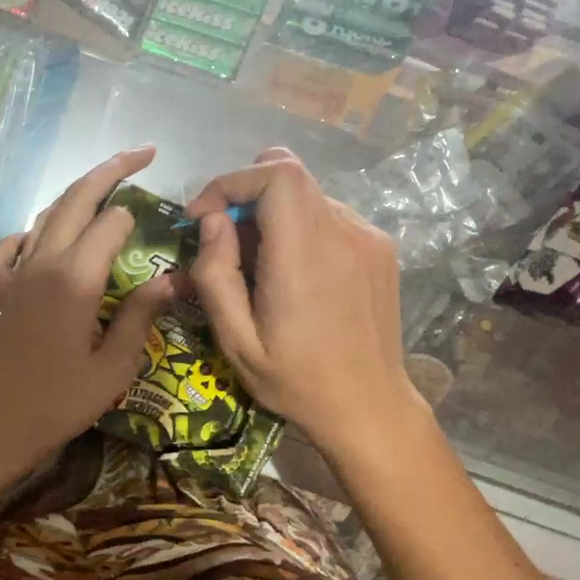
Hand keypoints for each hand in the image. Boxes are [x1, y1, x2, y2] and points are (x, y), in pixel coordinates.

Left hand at [0, 147, 176, 484]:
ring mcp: (16, 276)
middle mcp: (42, 264)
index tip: (164, 219)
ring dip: (74, 195)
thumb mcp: (115, 367)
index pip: (112, 222)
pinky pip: (8, 249)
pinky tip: (41, 238)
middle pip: (74, 200)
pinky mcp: (0, 294)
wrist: (0, 426)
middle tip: (143, 152)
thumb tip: (170, 278)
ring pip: (44, 217)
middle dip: (109, 171)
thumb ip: (141, 316)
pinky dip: (26, 234)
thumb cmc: (61, 403)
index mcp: (75, 278)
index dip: (139, 215)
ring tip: (104, 186)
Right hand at [186, 148, 427, 458]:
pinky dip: (296, 229)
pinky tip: (289, 275)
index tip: (200, 217)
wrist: (366, 404)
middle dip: (243, 195)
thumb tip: (211, 223)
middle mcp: (343, 234)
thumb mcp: (235, 341)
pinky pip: (327, 216)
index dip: (231, 182)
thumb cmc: (293, 380)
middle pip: (290, 174)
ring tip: (253, 266)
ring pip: (307, 195)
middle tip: (220, 239)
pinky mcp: (378, 248)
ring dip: (269, 215)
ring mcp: (367, 238)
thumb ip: (217, 276)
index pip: (276, 175)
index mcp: (305, 258)